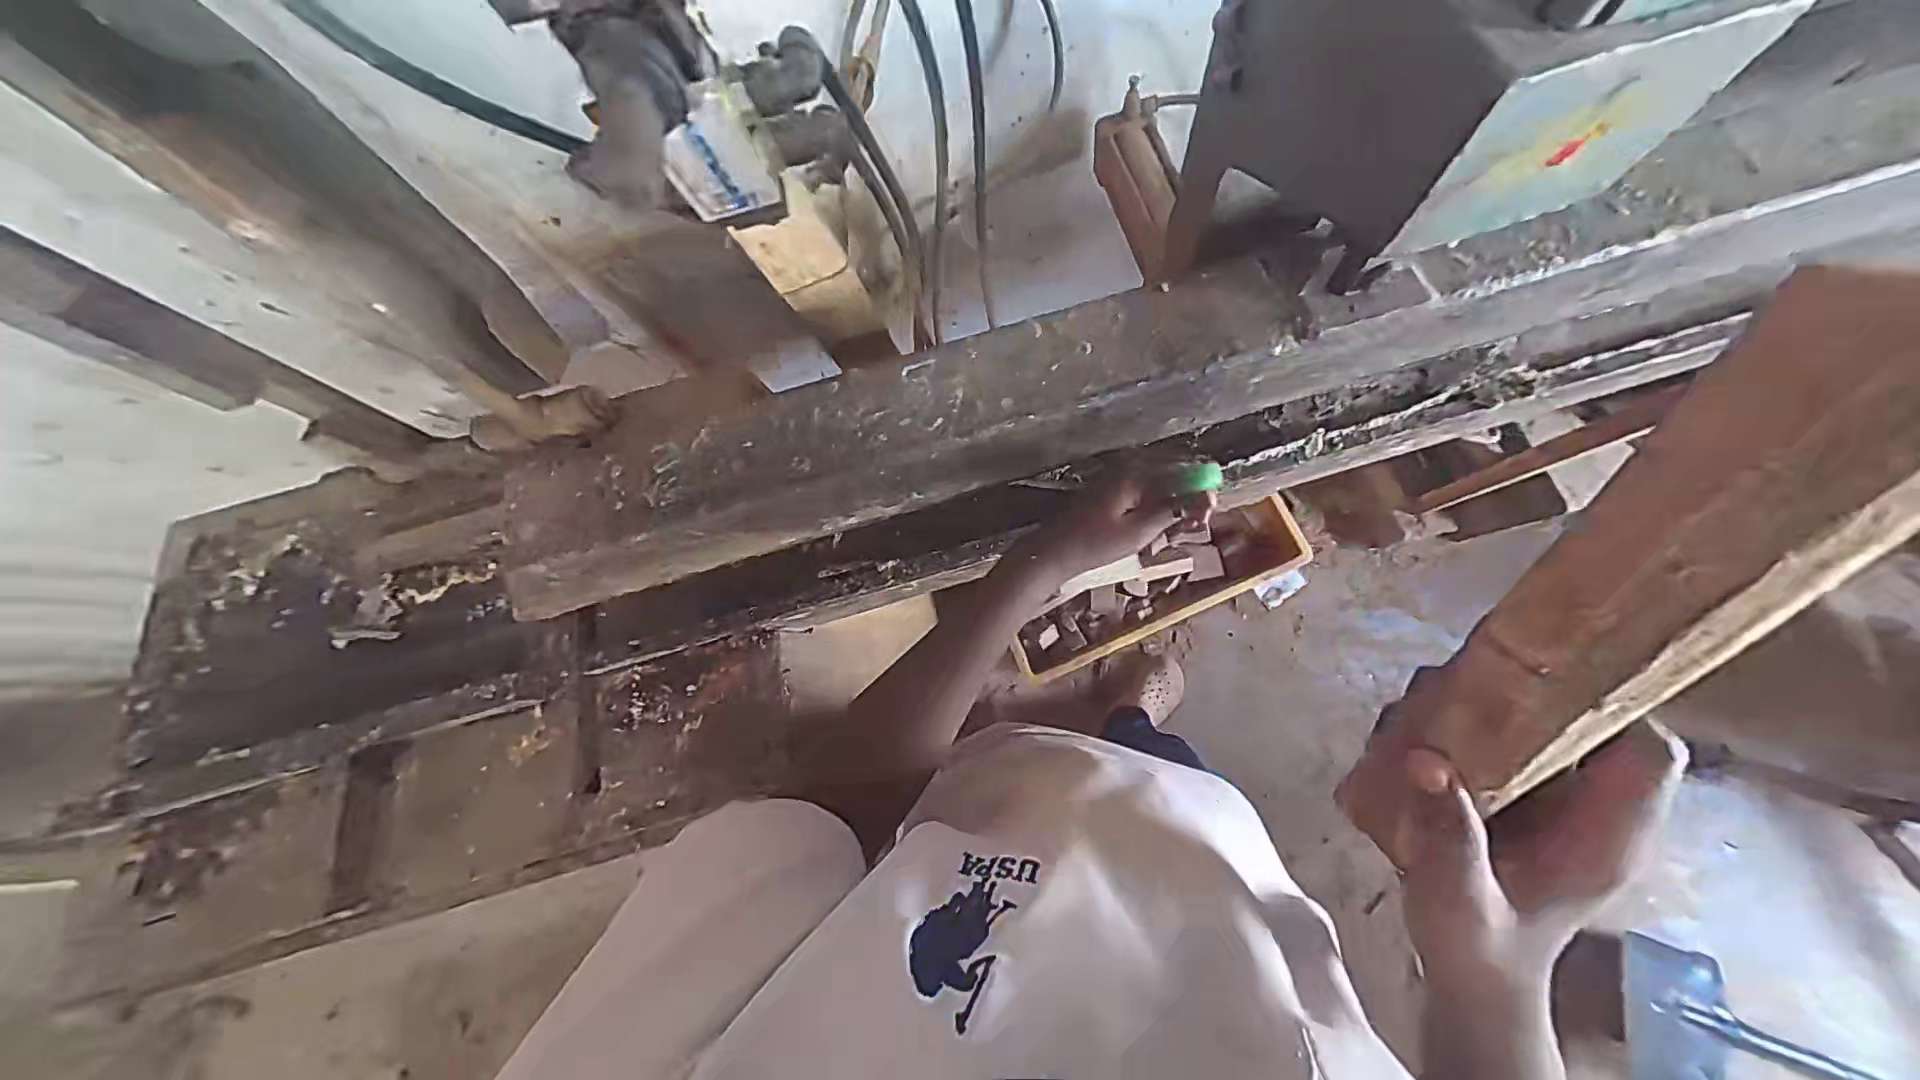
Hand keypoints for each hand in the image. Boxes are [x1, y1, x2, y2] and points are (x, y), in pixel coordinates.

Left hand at [1000, 468, 1215, 587]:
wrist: (1049, 555)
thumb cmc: (1092, 545)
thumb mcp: (1137, 532)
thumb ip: (1171, 511)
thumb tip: (1204, 496)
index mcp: (1131, 474)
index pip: (1177, 470)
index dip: (1198, 487)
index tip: (1210, 508)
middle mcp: (1121, 471)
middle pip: (1165, 477)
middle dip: (1184, 498)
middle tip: (1195, 522)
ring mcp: (1109, 483)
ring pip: (1151, 489)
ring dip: (1166, 507)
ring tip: (1176, 529)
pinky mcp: (1101, 497)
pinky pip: (1134, 497)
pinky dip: (1147, 512)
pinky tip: (1150, 531)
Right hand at [1396, 718, 1684, 984]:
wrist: (1468, 971)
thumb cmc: (1476, 945)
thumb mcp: (1459, 896)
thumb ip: (1449, 835)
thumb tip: (1426, 760)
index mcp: (1603, 835)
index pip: (1646, 752)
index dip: (1603, 707)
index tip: (1527, 683)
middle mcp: (1579, 803)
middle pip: (1569, 718)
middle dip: (1502, 694)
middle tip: (1435, 702)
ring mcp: (1539, 794)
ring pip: (1515, 719)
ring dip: (1458, 708)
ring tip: (1404, 727)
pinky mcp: (1502, 790)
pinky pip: (1481, 736)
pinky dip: (1439, 726)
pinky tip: (1400, 747)